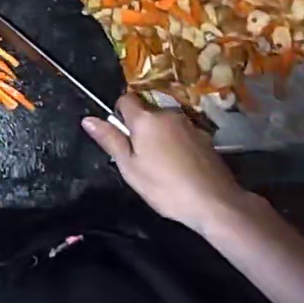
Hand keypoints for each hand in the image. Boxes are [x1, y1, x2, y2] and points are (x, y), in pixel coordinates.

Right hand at [82, 94, 251, 233]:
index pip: (125, 99)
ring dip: (159, 138)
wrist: (215, 202)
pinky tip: (180, 170)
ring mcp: (188, 124)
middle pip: (146, 113)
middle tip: (140, 159)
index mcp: (145, 119)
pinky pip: (181, 135)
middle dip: (140, 130)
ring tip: (162, 168)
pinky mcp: (204, 137)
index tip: (122, 137)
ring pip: (164, 124)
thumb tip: (88, 119)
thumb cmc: (165, 187)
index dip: (119, 114)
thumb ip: (110, 140)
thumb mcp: (130, 168)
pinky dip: (176, 146)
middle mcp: (167, 114)